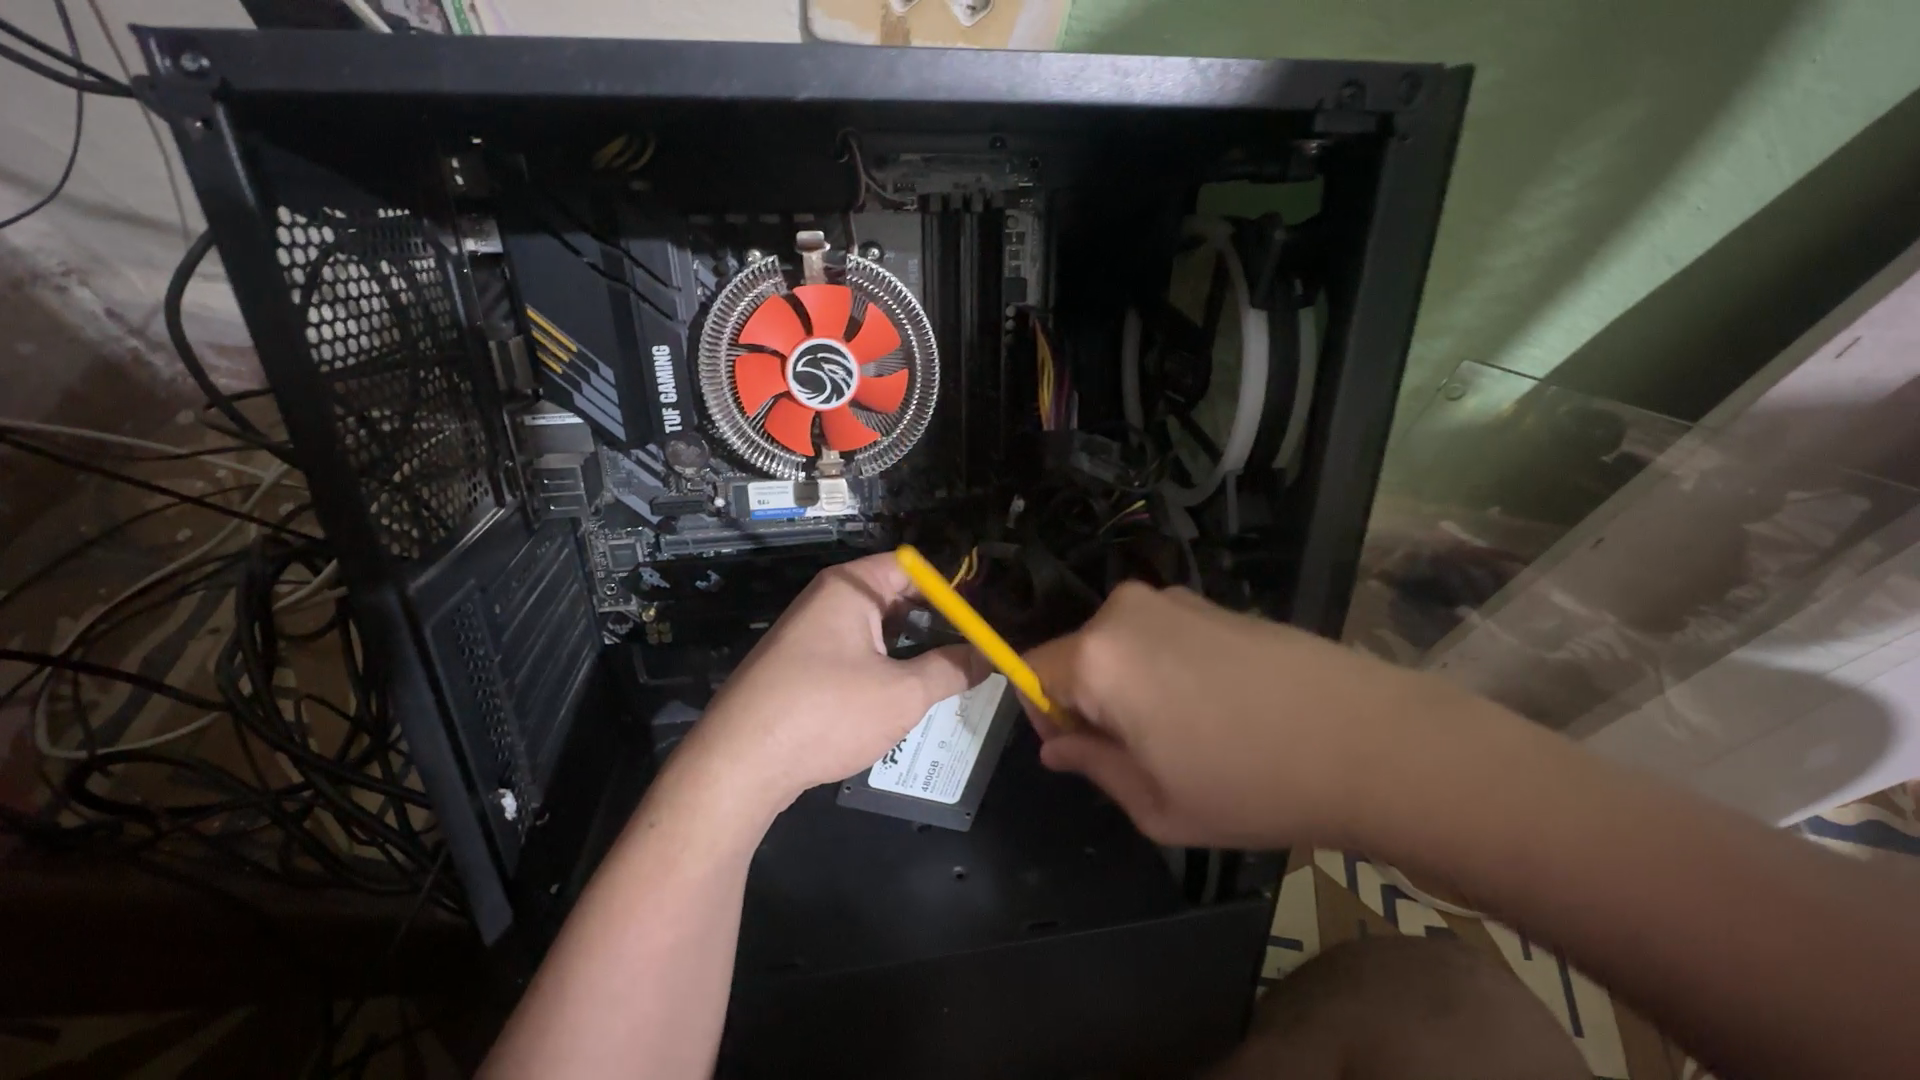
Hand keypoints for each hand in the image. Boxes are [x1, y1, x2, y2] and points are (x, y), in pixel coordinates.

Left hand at [672, 552, 975, 810]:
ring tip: (948, 675)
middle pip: (893, 596)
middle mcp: (826, 600)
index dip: (952, 589)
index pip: (912, 567)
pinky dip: (882, 667)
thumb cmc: (827, 713)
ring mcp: (808, 634)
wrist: (740, 764)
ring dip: (910, 649)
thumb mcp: (902, 694)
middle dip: (935, 621)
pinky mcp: (798, 667)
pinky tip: (900, 696)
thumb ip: (951, 670)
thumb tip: (990, 656)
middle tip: (975, 649)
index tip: (984, 619)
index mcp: (850, 588)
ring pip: (874, 630)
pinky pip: (852, 653)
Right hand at [1023, 582, 1503, 849]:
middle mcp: (1126, 611)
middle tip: (1140, 759)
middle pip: (1074, 658)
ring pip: (1118, 648)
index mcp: (1098, 656)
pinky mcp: (1216, 602)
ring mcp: (1176, 599)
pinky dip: (1166, 671)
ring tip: (1189, 738)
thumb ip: (1091, 765)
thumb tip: (1057, 746)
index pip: (1026, 672)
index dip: (1038, 716)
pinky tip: (1220, 711)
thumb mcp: (1155, 802)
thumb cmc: (1251, 784)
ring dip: (1129, 689)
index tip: (1075, 753)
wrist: (1373, 740)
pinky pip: (1159, 637)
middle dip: (1087, 704)